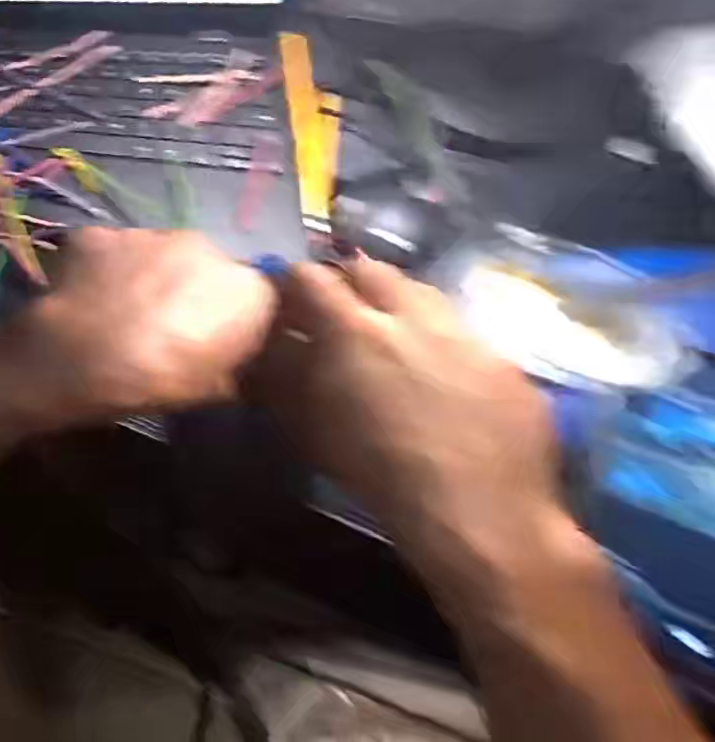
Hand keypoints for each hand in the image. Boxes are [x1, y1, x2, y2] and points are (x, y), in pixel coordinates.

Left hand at [3, 228, 276, 424]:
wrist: (84, 356)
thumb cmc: (160, 378)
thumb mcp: (221, 386)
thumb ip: (237, 357)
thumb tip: (231, 352)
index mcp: (245, 285)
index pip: (248, 291)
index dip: (224, 312)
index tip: (204, 331)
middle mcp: (200, 245)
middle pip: (197, 262)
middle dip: (181, 282)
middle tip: (156, 315)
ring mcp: (143, 233)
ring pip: (149, 250)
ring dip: (139, 269)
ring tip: (115, 302)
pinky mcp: (96, 232)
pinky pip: (104, 247)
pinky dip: (98, 263)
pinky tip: (84, 289)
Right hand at [253, 258, 562, 564]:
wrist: (478, 514)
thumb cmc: (371, 464)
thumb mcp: (305, 413)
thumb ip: (288, 363)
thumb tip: (276, 335)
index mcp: (354, 329)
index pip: (311, 275)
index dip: (291, 277)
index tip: (283, 291)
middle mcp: (412, 320)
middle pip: (372, 270)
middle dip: (346, 278)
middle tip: (332, 302)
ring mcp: (468, 339)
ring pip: (424, 293)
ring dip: (394, 300)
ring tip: (383, 329)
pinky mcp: (508, 366)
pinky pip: (461, 333)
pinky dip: (434, 337)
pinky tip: (430, 370)